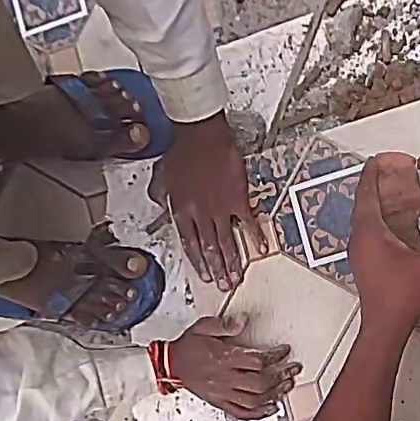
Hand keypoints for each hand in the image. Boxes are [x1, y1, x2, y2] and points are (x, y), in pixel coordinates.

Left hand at [151, 114, 264, 292]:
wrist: (200, 134)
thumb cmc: (183, 150)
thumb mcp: (163, 173)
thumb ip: (162, 193)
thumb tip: (159, 204)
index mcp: (181, 209)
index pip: (189, 242)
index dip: (198, 262)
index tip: (205, 276)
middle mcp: (200, 213)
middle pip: (209, 248)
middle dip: (217, 269)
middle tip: (224, 286)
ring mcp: (219, 208)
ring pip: (226, 242)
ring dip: (233, 262)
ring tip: (238, 277)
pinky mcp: (237, 200)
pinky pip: (247, 224)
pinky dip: (254, 238)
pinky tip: (260, 250)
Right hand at [163, 316, 297, 419]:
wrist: (170, 364)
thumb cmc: (188, 346)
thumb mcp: (203, 327)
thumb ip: (224, 325)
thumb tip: (243, 322)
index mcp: (223, 359)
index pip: (257, 360)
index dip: (275, 356)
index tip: (285, 351)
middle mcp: (225, 379)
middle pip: (260, 383)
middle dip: (281, 376)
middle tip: (293, 370)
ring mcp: (223, 393)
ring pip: (254, 400)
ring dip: (275, 394)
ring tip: (287, 386)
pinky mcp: (220, 402)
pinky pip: (241, 413)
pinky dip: (259, 413)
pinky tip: (271, 408)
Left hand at [348, 153, 419, 347]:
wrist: (386, 326)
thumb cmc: (398, 297)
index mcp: (369, 229)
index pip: (368, 186)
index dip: (379, 168)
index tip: (390, 158)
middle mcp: (361, 237)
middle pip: (369, 200)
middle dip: (388, 185)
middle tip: (405, 175)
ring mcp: (363, 252)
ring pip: (373, 218)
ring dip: (391, 205)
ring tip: (410, 197)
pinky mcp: (369, 264)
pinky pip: (378, 234)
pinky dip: (392, 224)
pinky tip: (410, 227)